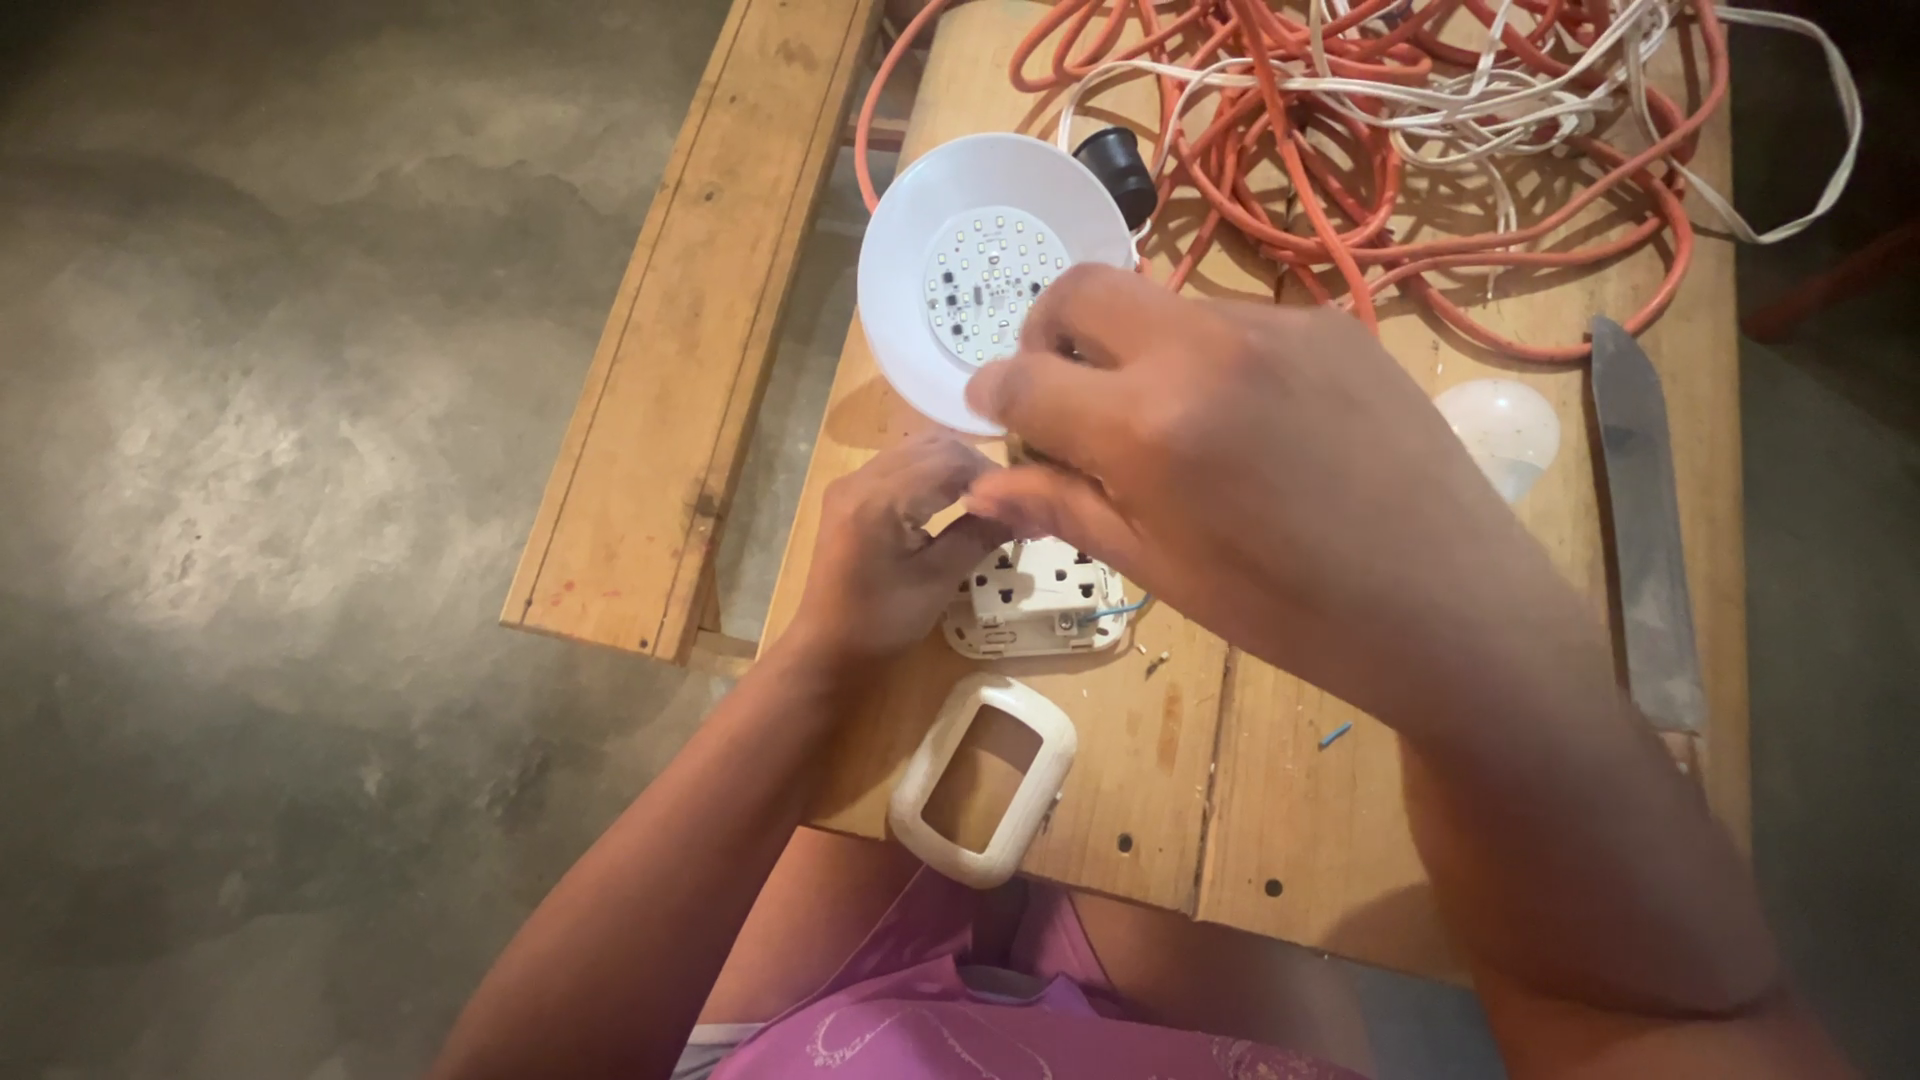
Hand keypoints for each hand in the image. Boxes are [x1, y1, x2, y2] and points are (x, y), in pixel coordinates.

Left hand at [784, 434, 1009, 671]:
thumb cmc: (883, 622)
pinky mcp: (849, 493)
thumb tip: (1029, 511)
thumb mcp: (938, 580)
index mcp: (878, 501)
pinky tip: (950, 498)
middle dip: (973, 465)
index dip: (990, 474)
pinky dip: (930, 472)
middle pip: (931, 445)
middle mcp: (859, 479)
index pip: (948, 461)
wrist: (828, 647)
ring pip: (915, 449)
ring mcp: (850, 483)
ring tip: (983, 498)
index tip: (1021, 498)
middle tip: (1005, 497)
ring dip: (953, 465)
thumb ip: (980, 535)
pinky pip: (898, 464)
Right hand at [963, 265, 1588, 723]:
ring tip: (1166, 424)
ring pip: (1159, 303)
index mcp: (1148, 427)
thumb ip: (1062, 508)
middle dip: (1046, 331)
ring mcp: (1274, 324)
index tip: (991, 409)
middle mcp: (1202, 350)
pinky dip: (1202, 357)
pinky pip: (1231, 320)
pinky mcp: (1330, 322)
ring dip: (1130, 349)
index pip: (1025, 378)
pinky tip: (1242, 421)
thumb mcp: (1158, 568)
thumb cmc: (1285, 610)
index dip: (992, 393)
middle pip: (1082, 289)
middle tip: (1061, 392)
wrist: (1449, 605)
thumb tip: (979, 488)